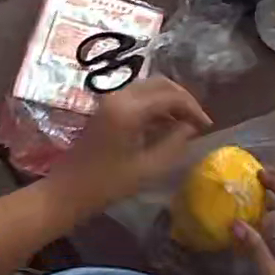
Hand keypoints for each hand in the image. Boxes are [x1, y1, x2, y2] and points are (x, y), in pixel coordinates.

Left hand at [46, 77, 210, 215]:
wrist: (68, 191)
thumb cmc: (108, 184)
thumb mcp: (148, 168)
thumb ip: (174, 144)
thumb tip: (190, 128)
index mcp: (130, 109)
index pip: (171, 96)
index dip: (193, 108)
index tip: (207, 127)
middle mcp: (120, 96)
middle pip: (161, 84)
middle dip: (183, 99)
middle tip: (198, 121)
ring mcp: (111, 99)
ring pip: (150, 87)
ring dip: (170, 101)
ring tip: (186, 124)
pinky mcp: (107, 107)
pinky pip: (138, 96)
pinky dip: (156, 105)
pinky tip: (166, 125)